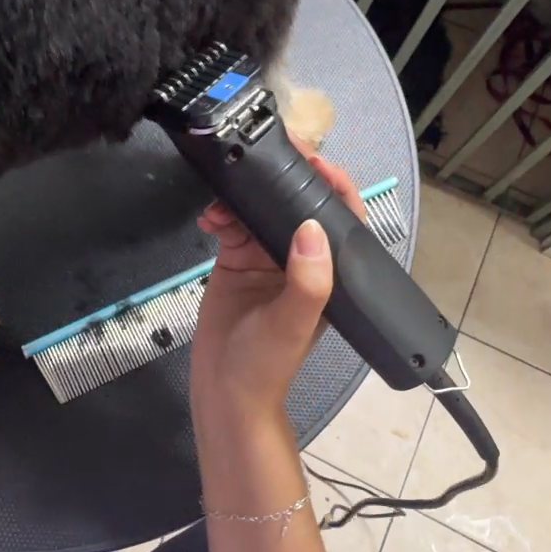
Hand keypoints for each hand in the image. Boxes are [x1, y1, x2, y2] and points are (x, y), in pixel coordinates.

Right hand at [189, 154, 366, 422]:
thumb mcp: (293, 322)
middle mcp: (298, 259)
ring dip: (242, 200)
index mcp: (326, 272)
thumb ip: (308, 279)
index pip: (341, 219)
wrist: (225, 391)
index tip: (315, 160)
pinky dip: (221, 215)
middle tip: (259, 160)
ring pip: (260, 210)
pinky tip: (209, 220)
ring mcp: (265, 258)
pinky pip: (232, 224)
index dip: (334, 185)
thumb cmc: (267, 363)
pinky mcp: (235, 260)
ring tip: (220, 208)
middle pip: (297, 205)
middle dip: (281, 182)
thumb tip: (311, 227)